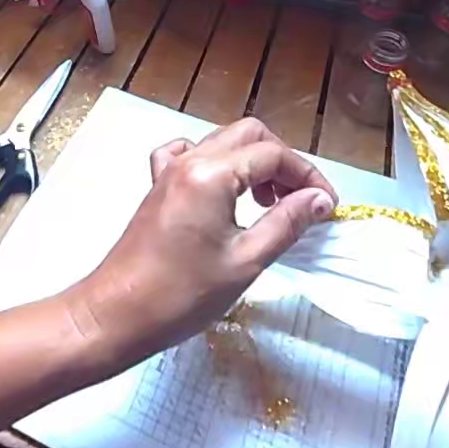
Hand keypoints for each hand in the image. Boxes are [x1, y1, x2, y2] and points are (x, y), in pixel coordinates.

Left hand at [62, 117, 336, 368]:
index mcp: (210, 173)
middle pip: (247, 136)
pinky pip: (186, 155)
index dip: (307, 175)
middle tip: (299, 202)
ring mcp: (167, 170)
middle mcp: (187, 160)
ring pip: (220, 143)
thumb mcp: (246, 260)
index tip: (327, 206)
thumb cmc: (183, 293)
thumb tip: (320, 199)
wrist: (120, 311)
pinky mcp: (157, 186)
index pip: (272, 154)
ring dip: (251, 163)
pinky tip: (222, 191)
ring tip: (268, 205)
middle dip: (281, 163)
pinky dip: (214, 164)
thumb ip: (286, 222)